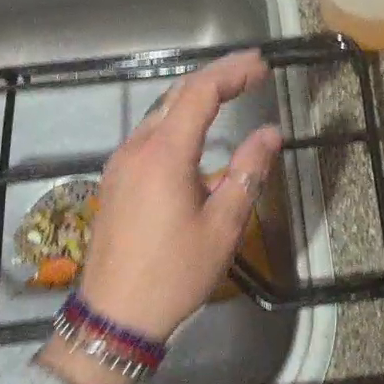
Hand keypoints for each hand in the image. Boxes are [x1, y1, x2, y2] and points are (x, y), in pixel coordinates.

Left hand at [75, 49, 282, 341]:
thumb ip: (248, 173)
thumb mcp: (223, 226)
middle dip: (216, 76)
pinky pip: (149, 133)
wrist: (113, 316)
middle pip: (177, 94)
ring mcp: (120, 163)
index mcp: (164, 154)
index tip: (263, 66)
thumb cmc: (174, 273)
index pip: (200, 93)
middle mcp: (137, 148)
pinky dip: (178, 118)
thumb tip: (270, 134)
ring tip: (230, 91)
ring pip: (160, 112)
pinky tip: (197, 130)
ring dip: (195, 96)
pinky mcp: (116, 179)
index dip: (233, 73)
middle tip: (252, 70)